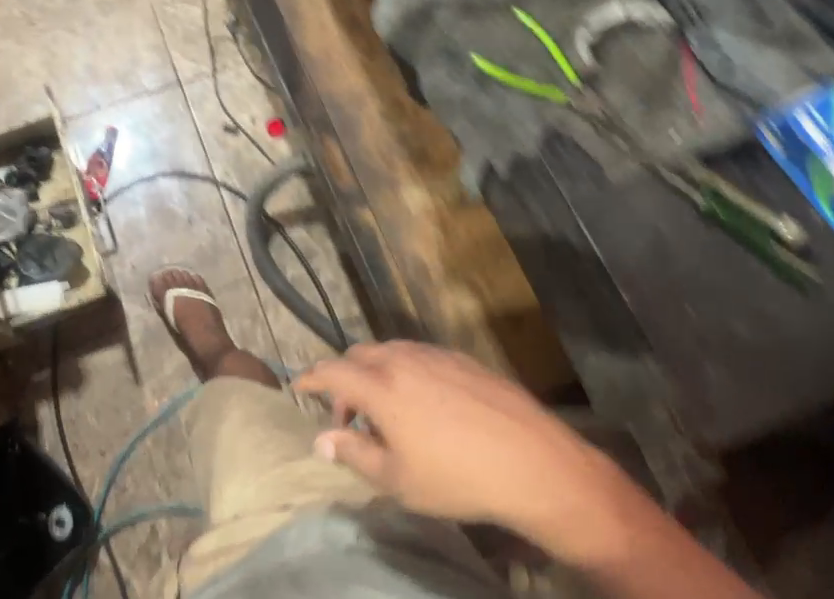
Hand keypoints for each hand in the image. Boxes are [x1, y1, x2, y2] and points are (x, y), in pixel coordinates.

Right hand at [295, 342, 645, 561]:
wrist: (534, 463)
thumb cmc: (458, 478)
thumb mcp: (398, 480)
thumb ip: (353, 454)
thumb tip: (321, 440)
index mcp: (380, 387)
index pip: (331, 371)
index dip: (310, 378)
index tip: (299, 388)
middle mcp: (403, 360)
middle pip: (358, 355)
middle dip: (344, 379)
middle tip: (350, 416)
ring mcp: (436, 355)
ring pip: (390, 352)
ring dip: (376, 373)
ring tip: (388, 412)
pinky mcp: (463, 359)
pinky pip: (420, 356)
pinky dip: (406, 371)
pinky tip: (424, 403)